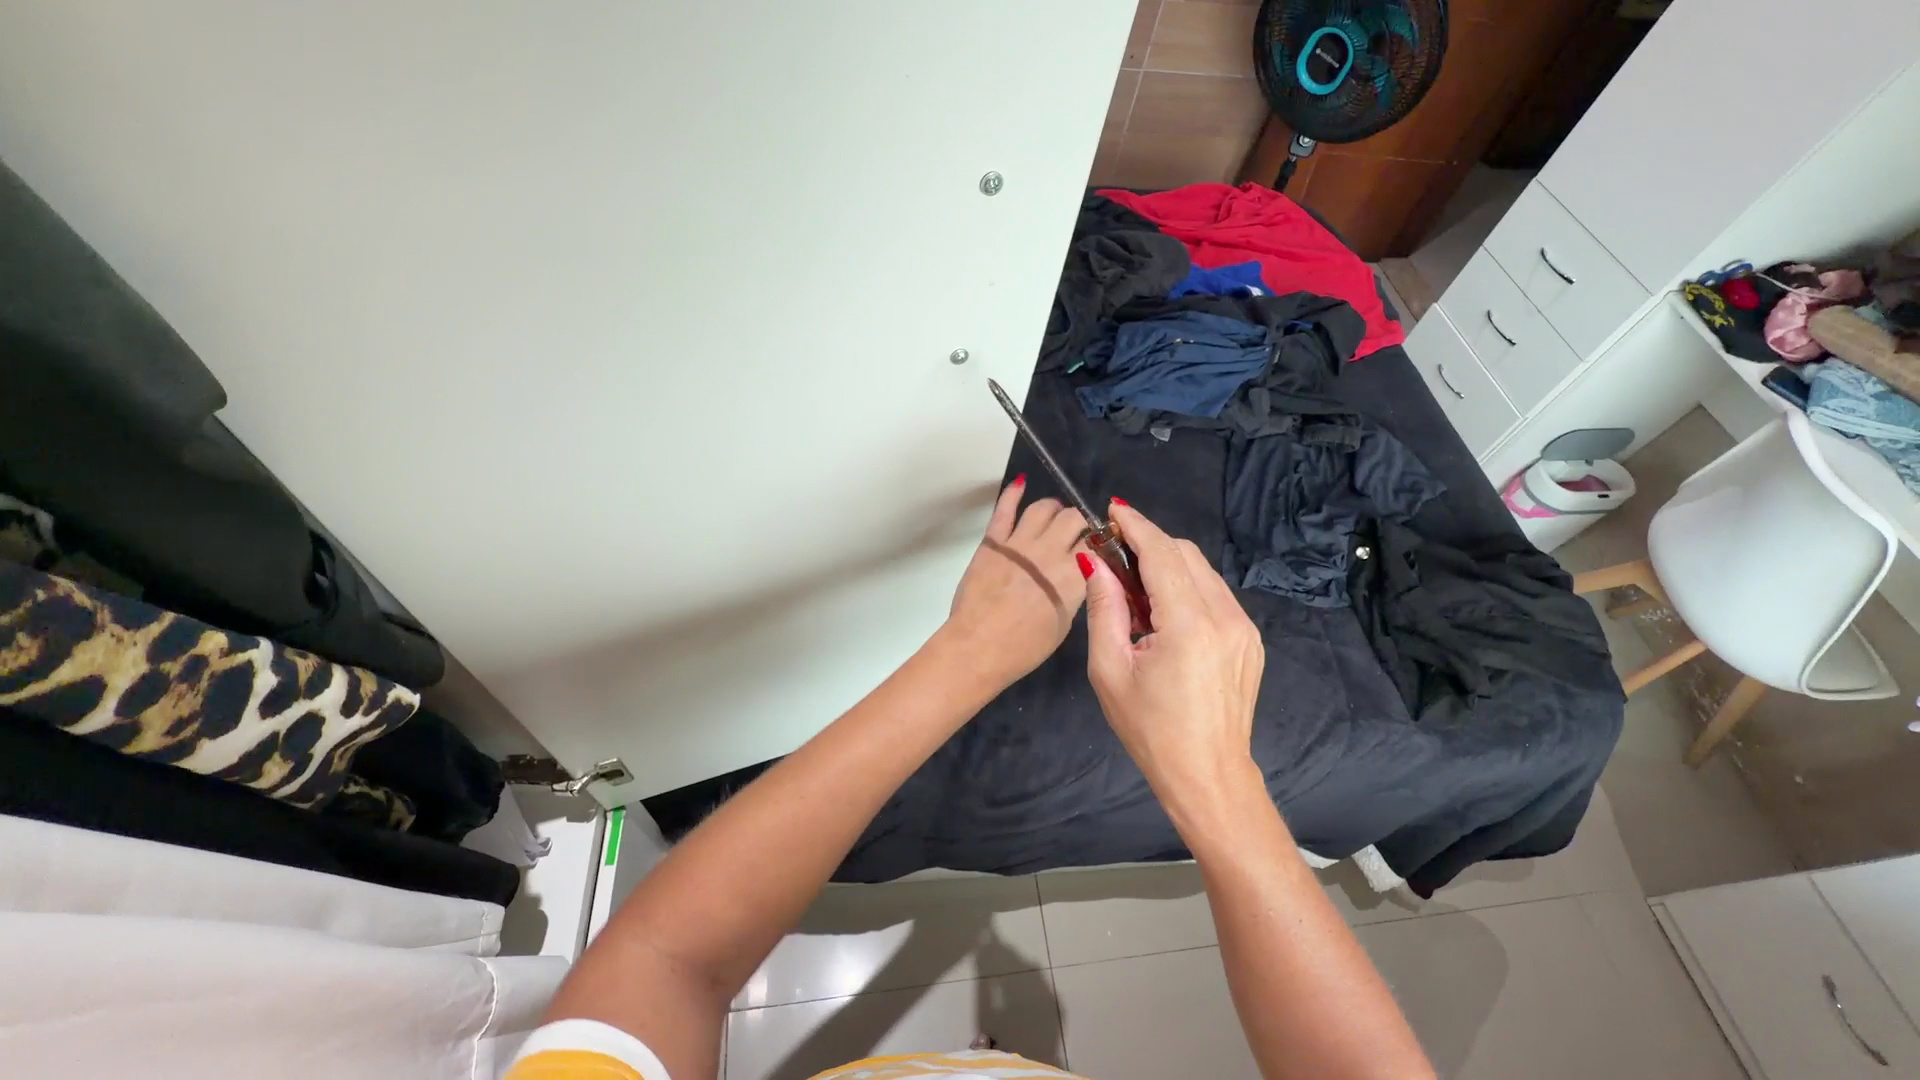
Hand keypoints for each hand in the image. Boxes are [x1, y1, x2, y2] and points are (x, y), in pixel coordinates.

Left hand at [943, 476, 1089, 688]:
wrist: (978, 647)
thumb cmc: (1024, 648)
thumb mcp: (1065, 624)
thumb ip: (1075, 593)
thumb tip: (1077, 575)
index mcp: (1074, 576)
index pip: (1096, 545)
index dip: (1099, 544)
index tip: (1098, 547)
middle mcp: (1050, 551)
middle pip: (1073, 519)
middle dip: (1079, 523)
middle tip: (1076, 532)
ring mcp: (1019, 543)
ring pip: (1043, 508)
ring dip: (1053, 508)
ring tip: (1053, 513)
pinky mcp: (992, 542)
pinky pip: (1004, 509)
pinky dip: (1013, 493)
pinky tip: (1020, 484)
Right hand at [1082, 502, 1264, 804]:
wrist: (1208, 775)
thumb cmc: (1149, 729)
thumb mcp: (1110, 670)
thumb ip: (1104, 609)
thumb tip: (1095, 562)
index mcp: (1189, 625)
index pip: (1162, 553)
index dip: (1136, 525)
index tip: (1111, 510)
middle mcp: (1226, 616)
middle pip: (1186, 554)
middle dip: (1149, 544)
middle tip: (1113, 557)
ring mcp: (1244, 627)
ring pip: (1203, 572)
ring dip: (1168, 566)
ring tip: (1135, 594)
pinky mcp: (1250, 640)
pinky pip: (1215, 595)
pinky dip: (1187, 589)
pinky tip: (1164, 617)